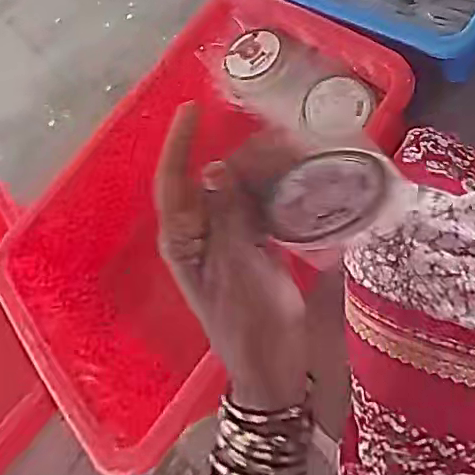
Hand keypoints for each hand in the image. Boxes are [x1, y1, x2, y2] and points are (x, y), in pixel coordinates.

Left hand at [155, 103, 307, 410]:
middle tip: (280, 138)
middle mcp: (203, 234)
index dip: (181, 144)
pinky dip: (278, 189)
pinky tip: (300, 176)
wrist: (277, 365)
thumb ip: (229, 216)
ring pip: (241, 191)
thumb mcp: (238, 267)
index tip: (193, 109)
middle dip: (242, 155)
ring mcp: (230, 239)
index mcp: (185, 240)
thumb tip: (217, 167)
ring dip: (264, 169)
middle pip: (214, 181)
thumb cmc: (251, 322)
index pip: (174, 182)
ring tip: (295, 150)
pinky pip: (262, 206)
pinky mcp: (257, 245)